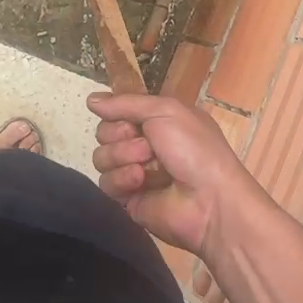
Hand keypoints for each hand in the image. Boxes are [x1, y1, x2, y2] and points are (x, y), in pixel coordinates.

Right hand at [87, 91, 273, 258]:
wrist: (211, 202)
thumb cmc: (195, 150)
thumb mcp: (165, 110)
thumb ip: (125, 102)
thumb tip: (90, 100)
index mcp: (156, 122)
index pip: (116, 111)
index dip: (117, 113)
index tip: (129, 119)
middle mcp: (143, 145)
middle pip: (104, 132)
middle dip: (119, 135)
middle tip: (145, 145)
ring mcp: (134, 173)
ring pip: (101, 156)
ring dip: (121, 156)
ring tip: (145, 165)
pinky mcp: (128, 198)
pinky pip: (105, 183)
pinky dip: (121, 179)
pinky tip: (139, 182)